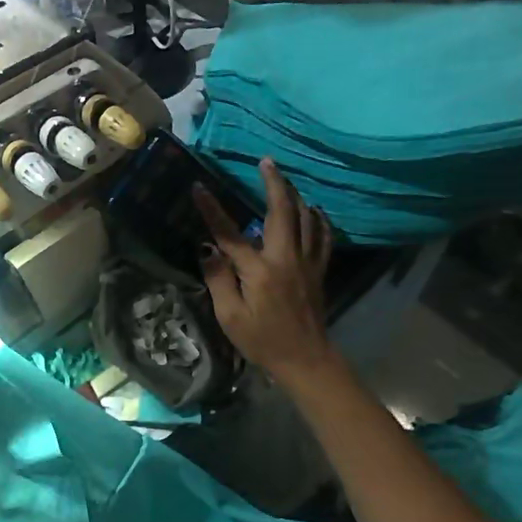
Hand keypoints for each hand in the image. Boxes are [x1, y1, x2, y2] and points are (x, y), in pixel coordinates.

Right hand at [194, 157, 336, 380]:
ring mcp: (307, 262)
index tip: (199, 187)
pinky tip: (314, 211)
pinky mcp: (319, 270)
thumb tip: (207, 249)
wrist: (305, 359)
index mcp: (259, 270)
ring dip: (295, 195)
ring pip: (307, 218)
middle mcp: (286, 258)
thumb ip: (218, 280)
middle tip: (266, 162)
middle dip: (274, 183)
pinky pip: (322, 236)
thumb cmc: (262, 341)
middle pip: (282, 211)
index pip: (230, 233)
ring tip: (285, 181)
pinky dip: (318, 219)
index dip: (212, 209)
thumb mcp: (230, 317)